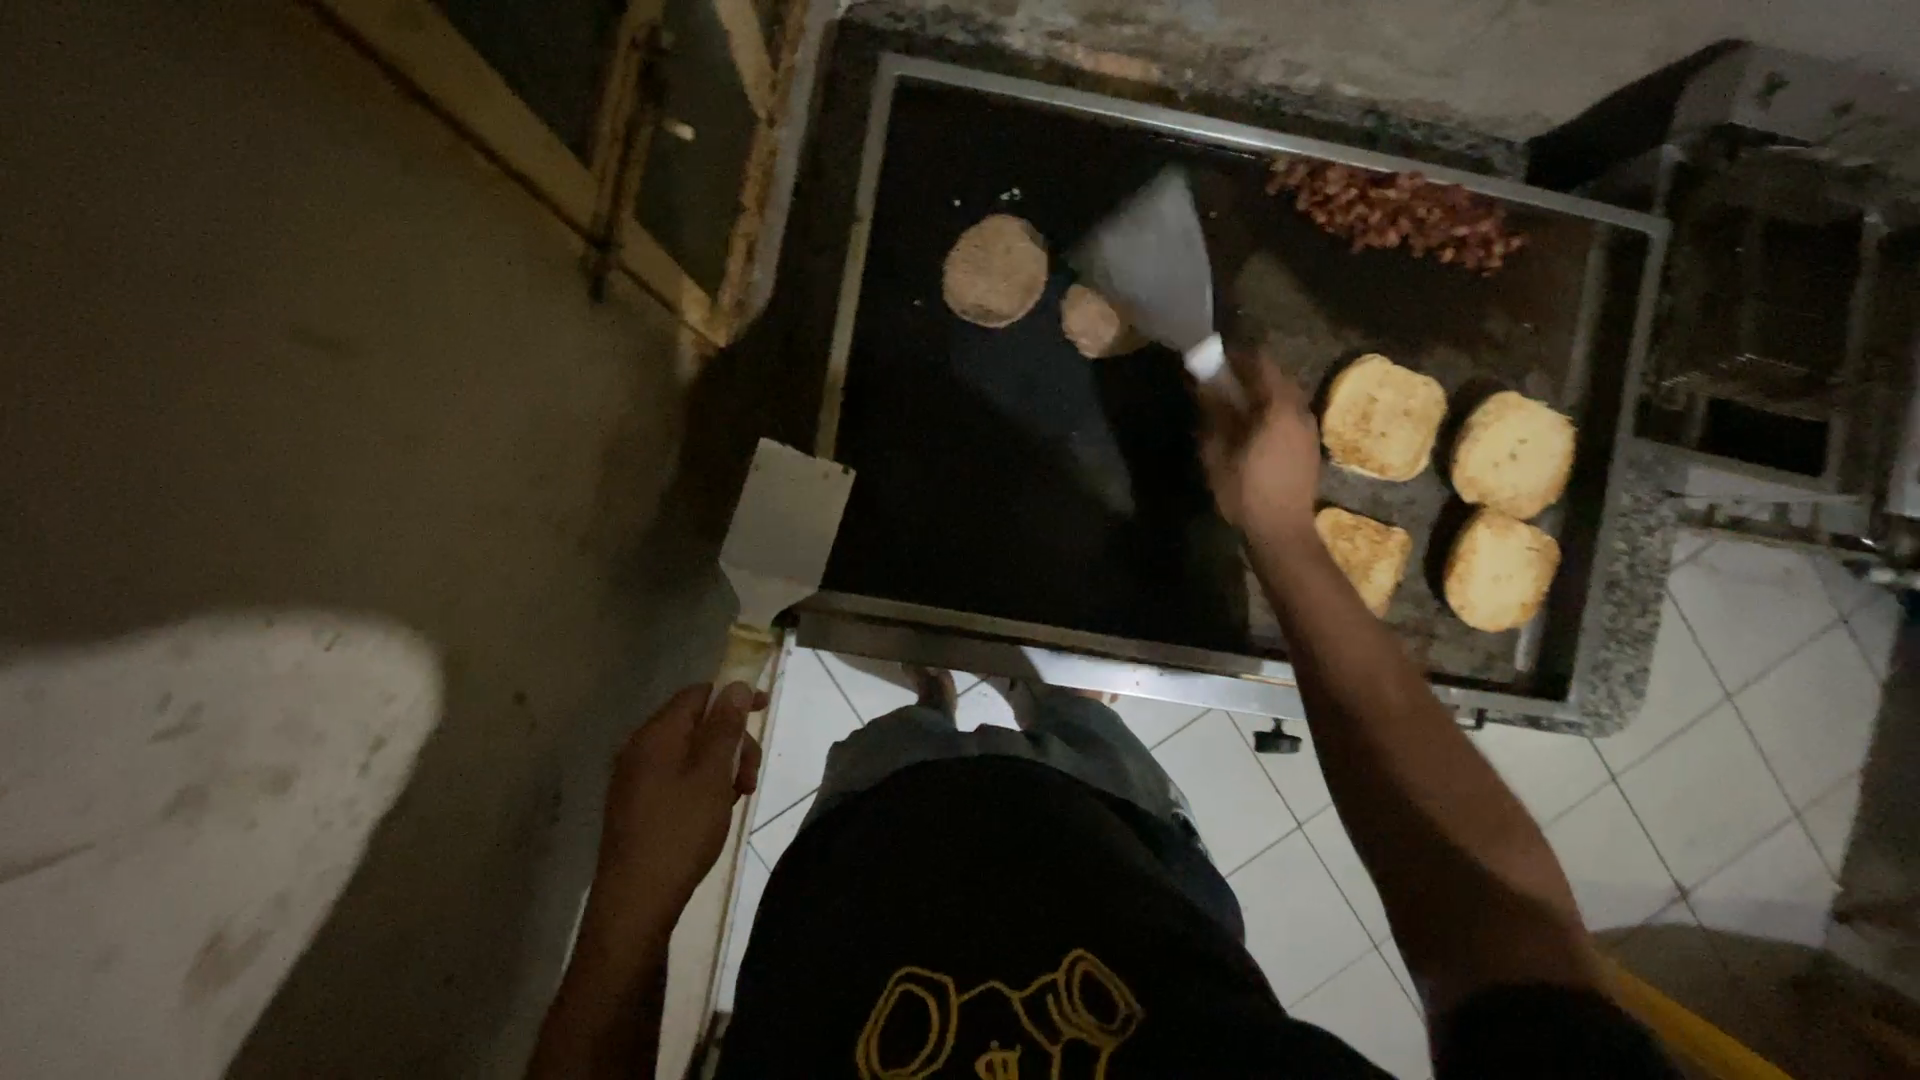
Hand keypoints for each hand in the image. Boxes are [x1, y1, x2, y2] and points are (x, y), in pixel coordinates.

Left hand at [590, 682, 765, 931]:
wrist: (635, 902)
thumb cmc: (680, 832)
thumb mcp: (712, 775)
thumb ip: (725, 727)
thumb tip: (736, 686)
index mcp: (656, 735)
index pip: (697, 694)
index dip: (733, 697)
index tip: (765, 713)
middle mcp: (639, 749)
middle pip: (695, 724)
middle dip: (732, 741)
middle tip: (751, 778)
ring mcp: (634, 779)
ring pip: (689, 754)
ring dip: (720, 766)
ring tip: (737, 799)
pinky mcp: (636, 806)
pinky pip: (676, 777)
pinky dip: (702, 784)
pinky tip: (715, 813)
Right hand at [1197, 348, 1320, 546]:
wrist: (1282, 531)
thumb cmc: (1245, 491)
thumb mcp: (1218, 452)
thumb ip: (1214, 413)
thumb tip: (1205, 385)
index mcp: (1278, 406)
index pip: (1260, 363)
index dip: (1237, 356)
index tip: (1215, 357)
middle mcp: (1300, 410)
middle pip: (1276, 377)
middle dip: (1249, 374)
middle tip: (1221, 380)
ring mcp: (1309, 428)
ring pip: (1284, 396)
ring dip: (1261, 393)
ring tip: (1234, 405)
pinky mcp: (1310, 445)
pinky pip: (1289, 414)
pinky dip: (1271, 410)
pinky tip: (1252, 427)